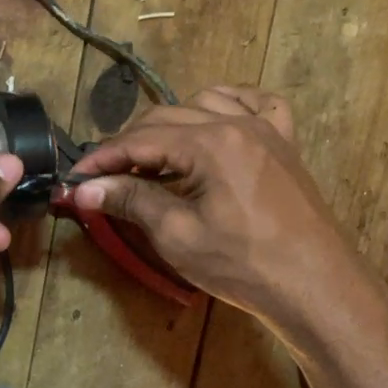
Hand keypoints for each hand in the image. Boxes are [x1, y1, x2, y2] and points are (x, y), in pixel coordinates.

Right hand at [66, 87, 373, 330]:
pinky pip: (254, 103)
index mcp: (210, 144)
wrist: (313, 284)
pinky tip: (211, 124)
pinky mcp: (284, 143)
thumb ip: (131, 200)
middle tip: (102, 177)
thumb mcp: (176, 235)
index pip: (139, 139)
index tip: (74, 178)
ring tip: (152, 160)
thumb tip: (85, 189)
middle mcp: (237, 123)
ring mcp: (266, 129)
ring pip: (204, 103)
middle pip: (165, 117)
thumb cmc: (241, 264)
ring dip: (170, 124)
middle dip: (127, 143)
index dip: (102, 158)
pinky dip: (225, 106)